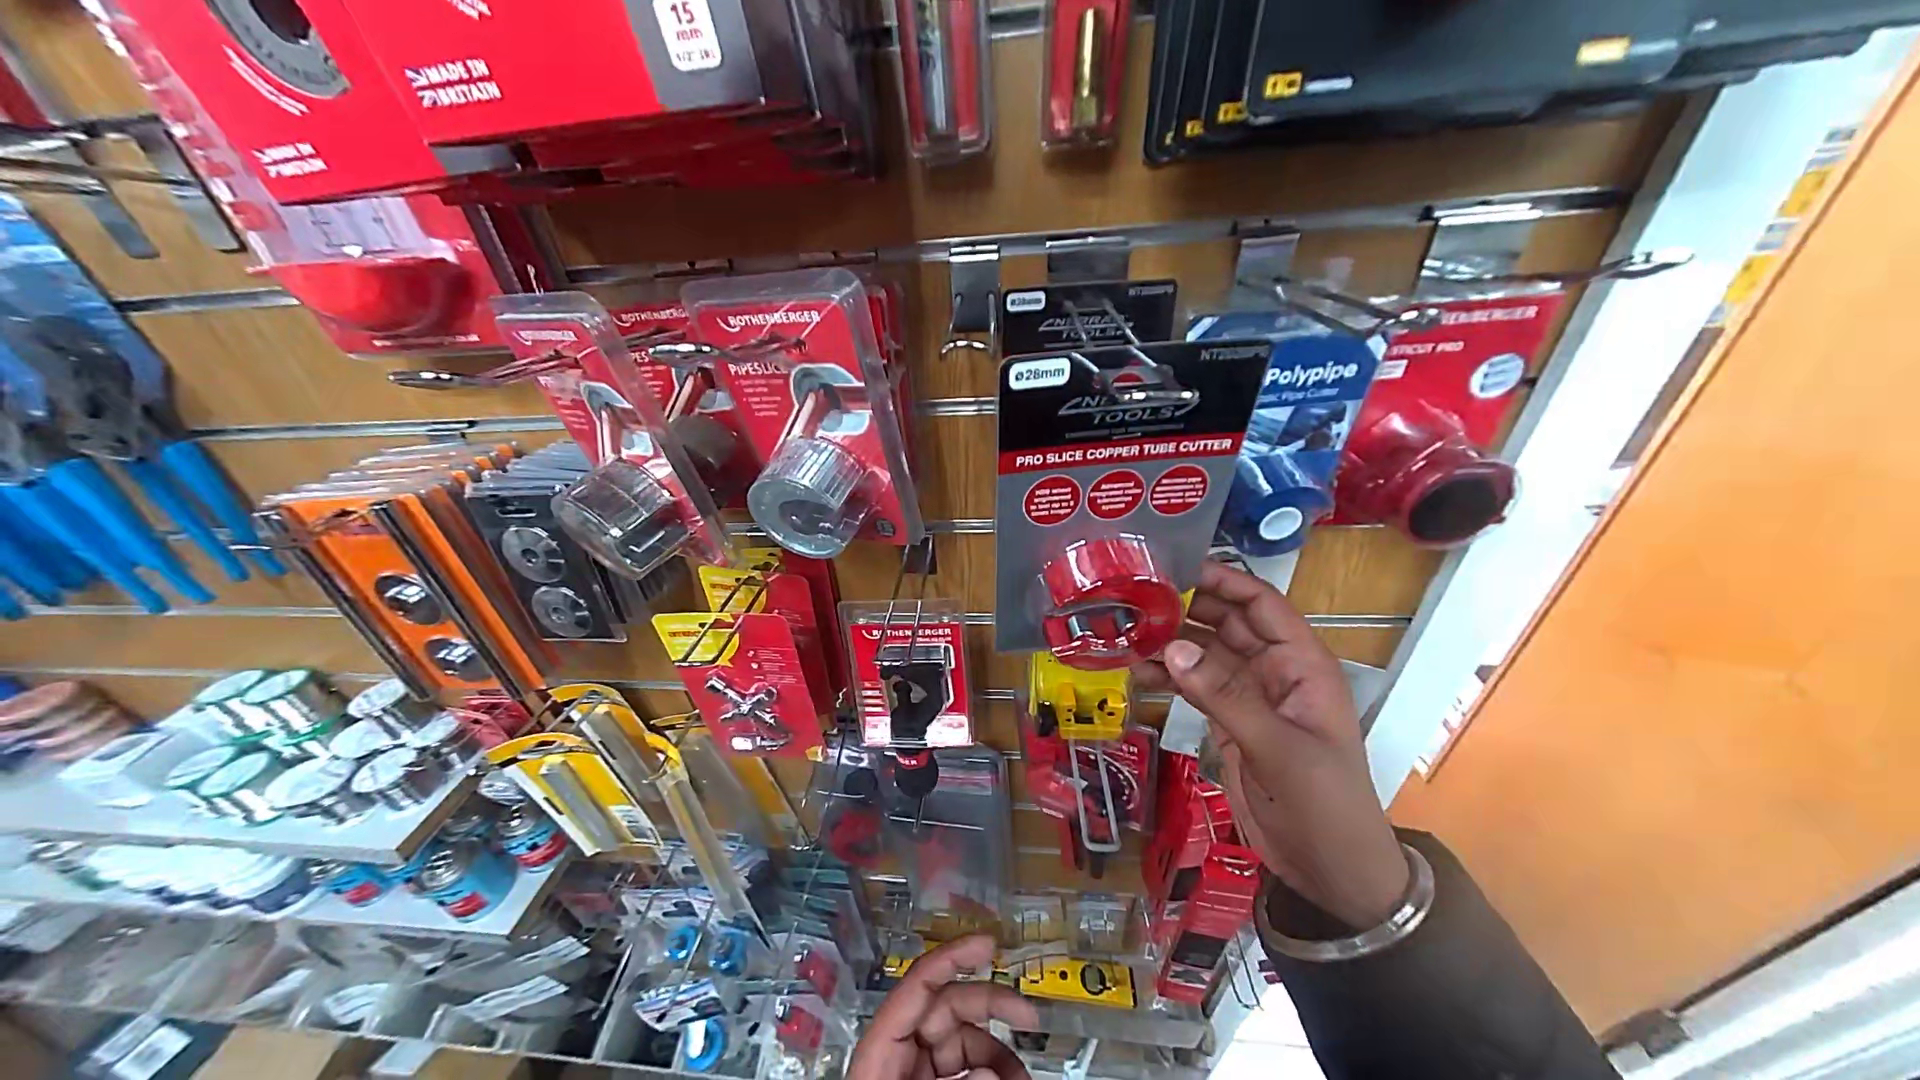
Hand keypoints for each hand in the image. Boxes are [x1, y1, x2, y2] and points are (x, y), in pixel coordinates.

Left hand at [848, 935, 1038, 1079]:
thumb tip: (997, 1076)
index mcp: (882, 1049)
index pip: (920, 985)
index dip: (954, 956)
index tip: (990, 945)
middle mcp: (898, 1054)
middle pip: (948, 1009)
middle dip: (992, 1007)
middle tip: (1029, 1016)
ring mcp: (914, 1076)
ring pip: (963, 1044)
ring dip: (999, 1055)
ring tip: (1024, 1077)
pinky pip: (964, 1073)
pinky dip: (990, 1077)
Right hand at [1132, 560, 1408, 928]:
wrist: (1329, 869)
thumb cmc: (1323, 802)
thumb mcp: (1279, 747)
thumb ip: (1225, 696)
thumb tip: (1170, 649)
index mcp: (1300, 664)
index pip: (1260, 604)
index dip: (1223, 582)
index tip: (1176, 567)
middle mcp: (1272, 671)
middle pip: (1225, 624)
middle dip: (1184, 610)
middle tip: (1134, 600)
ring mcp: (1247, 696)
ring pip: (1203, 655)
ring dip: (1169, 646)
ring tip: (1125, 636)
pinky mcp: (1227, 721)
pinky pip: (1193, 688)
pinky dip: (1167, 678)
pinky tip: (1137, 673)